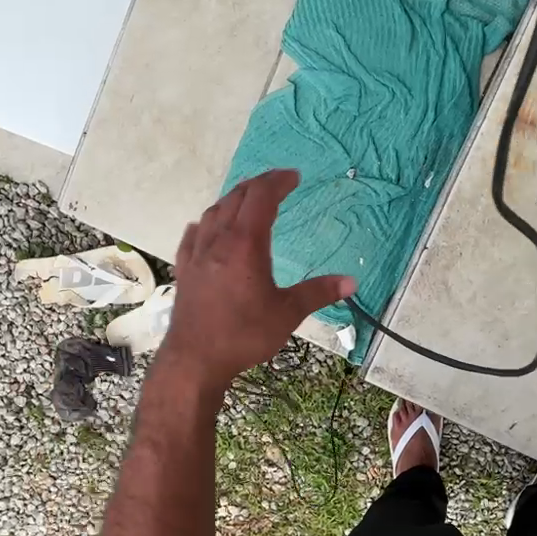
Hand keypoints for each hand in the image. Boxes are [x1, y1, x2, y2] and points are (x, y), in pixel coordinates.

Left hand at [155, 170, 356, 392]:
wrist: (195, 359)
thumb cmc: (244, 335)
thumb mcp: (287, 314)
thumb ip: (318, 293)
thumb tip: (351, 282)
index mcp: (246, 244)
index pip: (262, 198)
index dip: (278, 182)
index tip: (293, 176)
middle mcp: (218, 240)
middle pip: (236, 198)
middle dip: (258, 185)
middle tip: (276, 183)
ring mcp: (197, 254)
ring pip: (213, 212)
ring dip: (232, 200)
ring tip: (246, 201)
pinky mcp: (185, 270)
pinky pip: (194, 234)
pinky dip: (206, 222)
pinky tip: (205, 227)